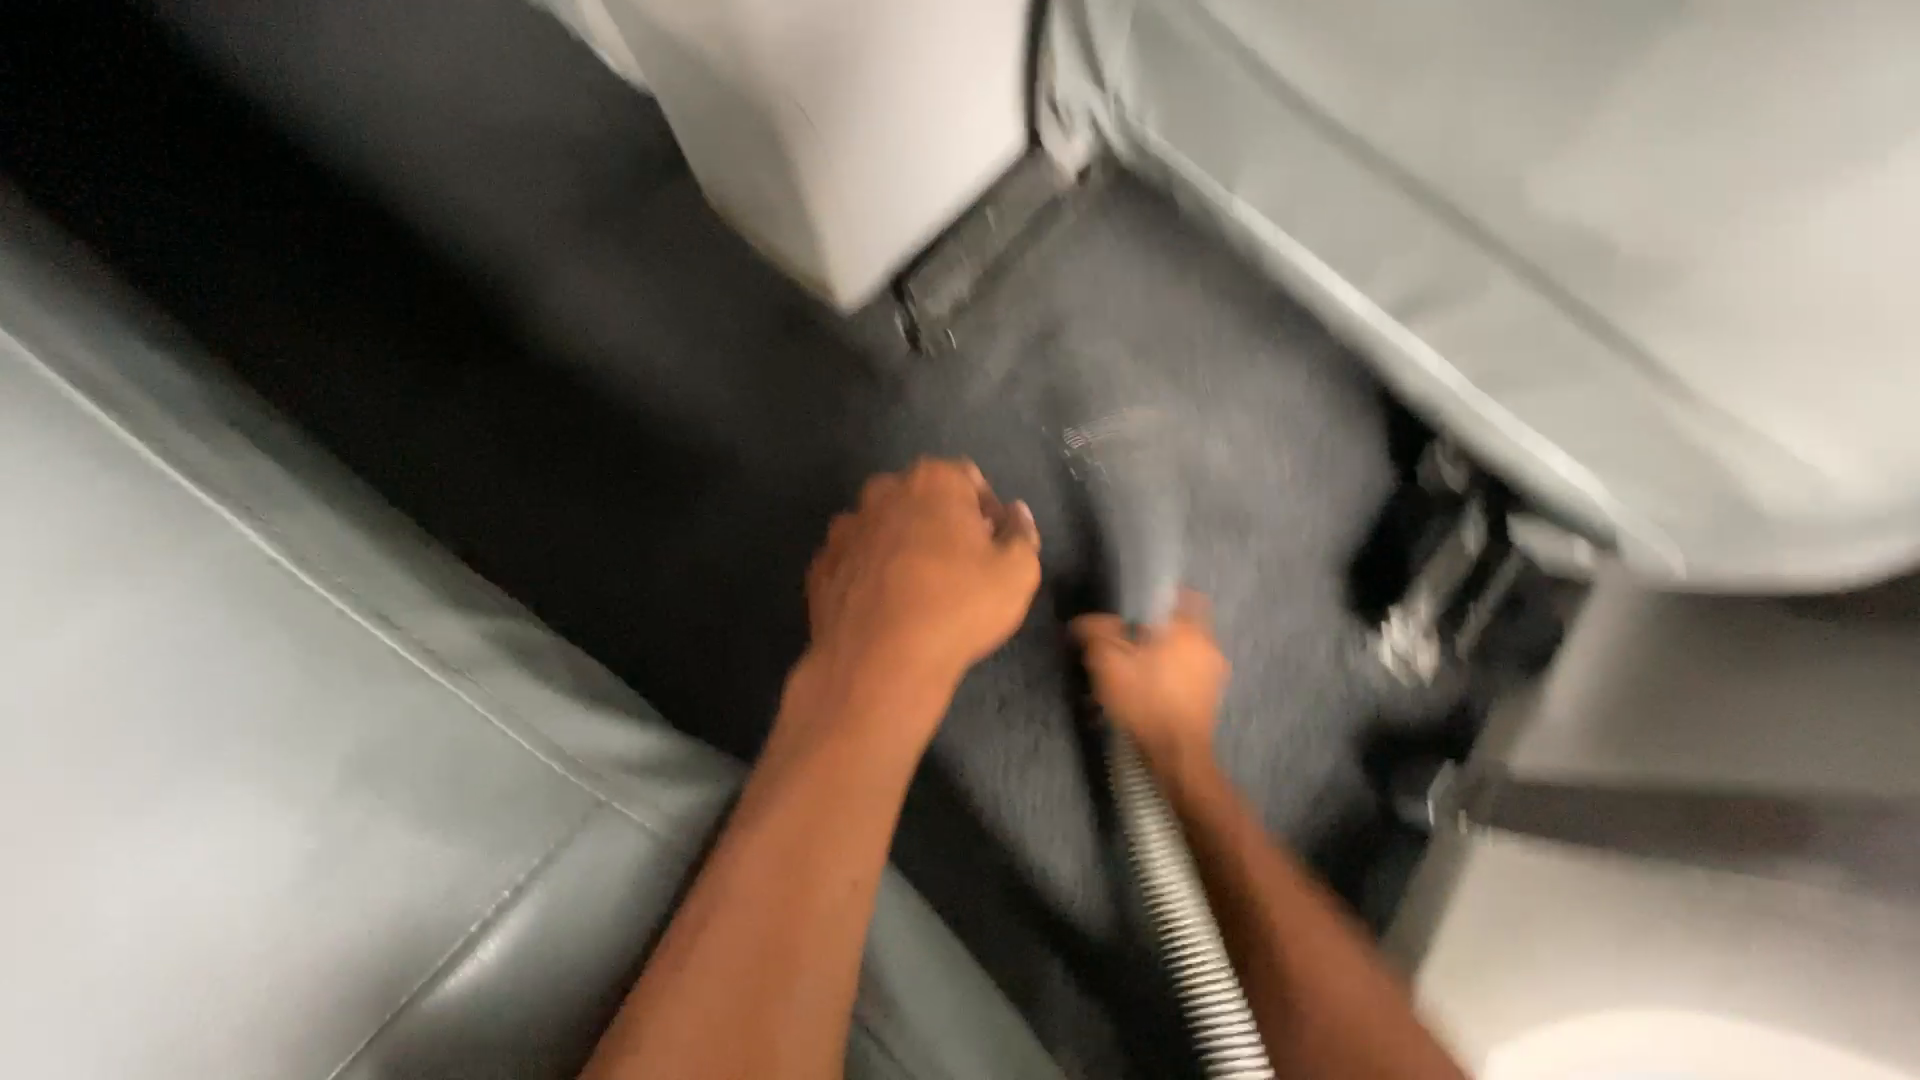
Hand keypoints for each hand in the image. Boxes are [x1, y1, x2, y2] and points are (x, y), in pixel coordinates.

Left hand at [805, 459, 1041, 694]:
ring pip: (883, 528)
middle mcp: (882, 492)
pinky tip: (885, 608)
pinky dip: (870, 575)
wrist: (879, 662)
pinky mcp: (821, 567)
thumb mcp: (1018, 573)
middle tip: (959, 566)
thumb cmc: (958, 607)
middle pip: (920, 498)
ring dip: (901, 546)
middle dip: (940, 522)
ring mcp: (844, 529)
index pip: (968, 478)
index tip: (993, 544)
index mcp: (933, 481)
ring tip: (917, 591)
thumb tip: (1014, 514)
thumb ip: (1021, 534)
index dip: (986, 509)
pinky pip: (855, 561)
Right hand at [1072, 591, 1227, 758]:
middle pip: (1182, 626)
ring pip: (1186, 652)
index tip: (1136, 609)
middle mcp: (1209, 645)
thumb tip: (1082, 622)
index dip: (1159, 598)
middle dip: (1157, 632)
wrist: (1177, 754)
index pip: (1183, 596)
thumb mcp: (1108, 664)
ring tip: (1136, 671)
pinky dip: (1172, 677)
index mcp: (1189, 629)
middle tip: (1128, 642)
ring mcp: (1215, 673)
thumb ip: (1095, 634)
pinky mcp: (1213, 698)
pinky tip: (1149, 692)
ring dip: (1164, 656)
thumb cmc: (1145, 701)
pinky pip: (1191, 674)